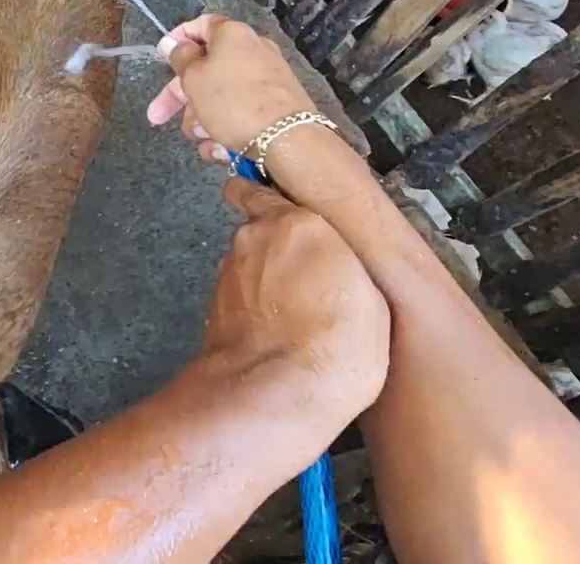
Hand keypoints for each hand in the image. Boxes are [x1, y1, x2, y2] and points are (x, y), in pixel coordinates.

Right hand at [147, 15, 322, 158]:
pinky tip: (219, 149)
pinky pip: (237, 111)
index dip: (177, 38)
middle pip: (204, 68)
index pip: (200, 25)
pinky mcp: (273, 105)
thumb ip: (180, 58)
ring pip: (218, 95)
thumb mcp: (193, 77)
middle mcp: (251, 50)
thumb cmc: (232, 101)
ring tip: (202, 138)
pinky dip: (223, 128)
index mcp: (232, 35)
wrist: (288, 140)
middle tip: (158, 116)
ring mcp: (265, 79)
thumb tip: (173, 42)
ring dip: (200, 117)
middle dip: (180, 97)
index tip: (161, 55)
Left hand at [202, 178, 389, 417]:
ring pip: (246, 263)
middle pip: (257, 230)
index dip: (261, 198)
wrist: (278, 387)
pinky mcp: (213, 300)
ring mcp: (227, 269)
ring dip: (263, 278)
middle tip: (304, 277)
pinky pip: (237, 293)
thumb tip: (318, 250)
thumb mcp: (367, 288)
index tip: (265, 203)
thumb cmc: (341, 337)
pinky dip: (251, 304)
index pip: (261, 193)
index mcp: (294, 222)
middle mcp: (252, 236)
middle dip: (274, 246)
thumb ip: (334, 254)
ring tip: (295, 314)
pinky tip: (274, 331)